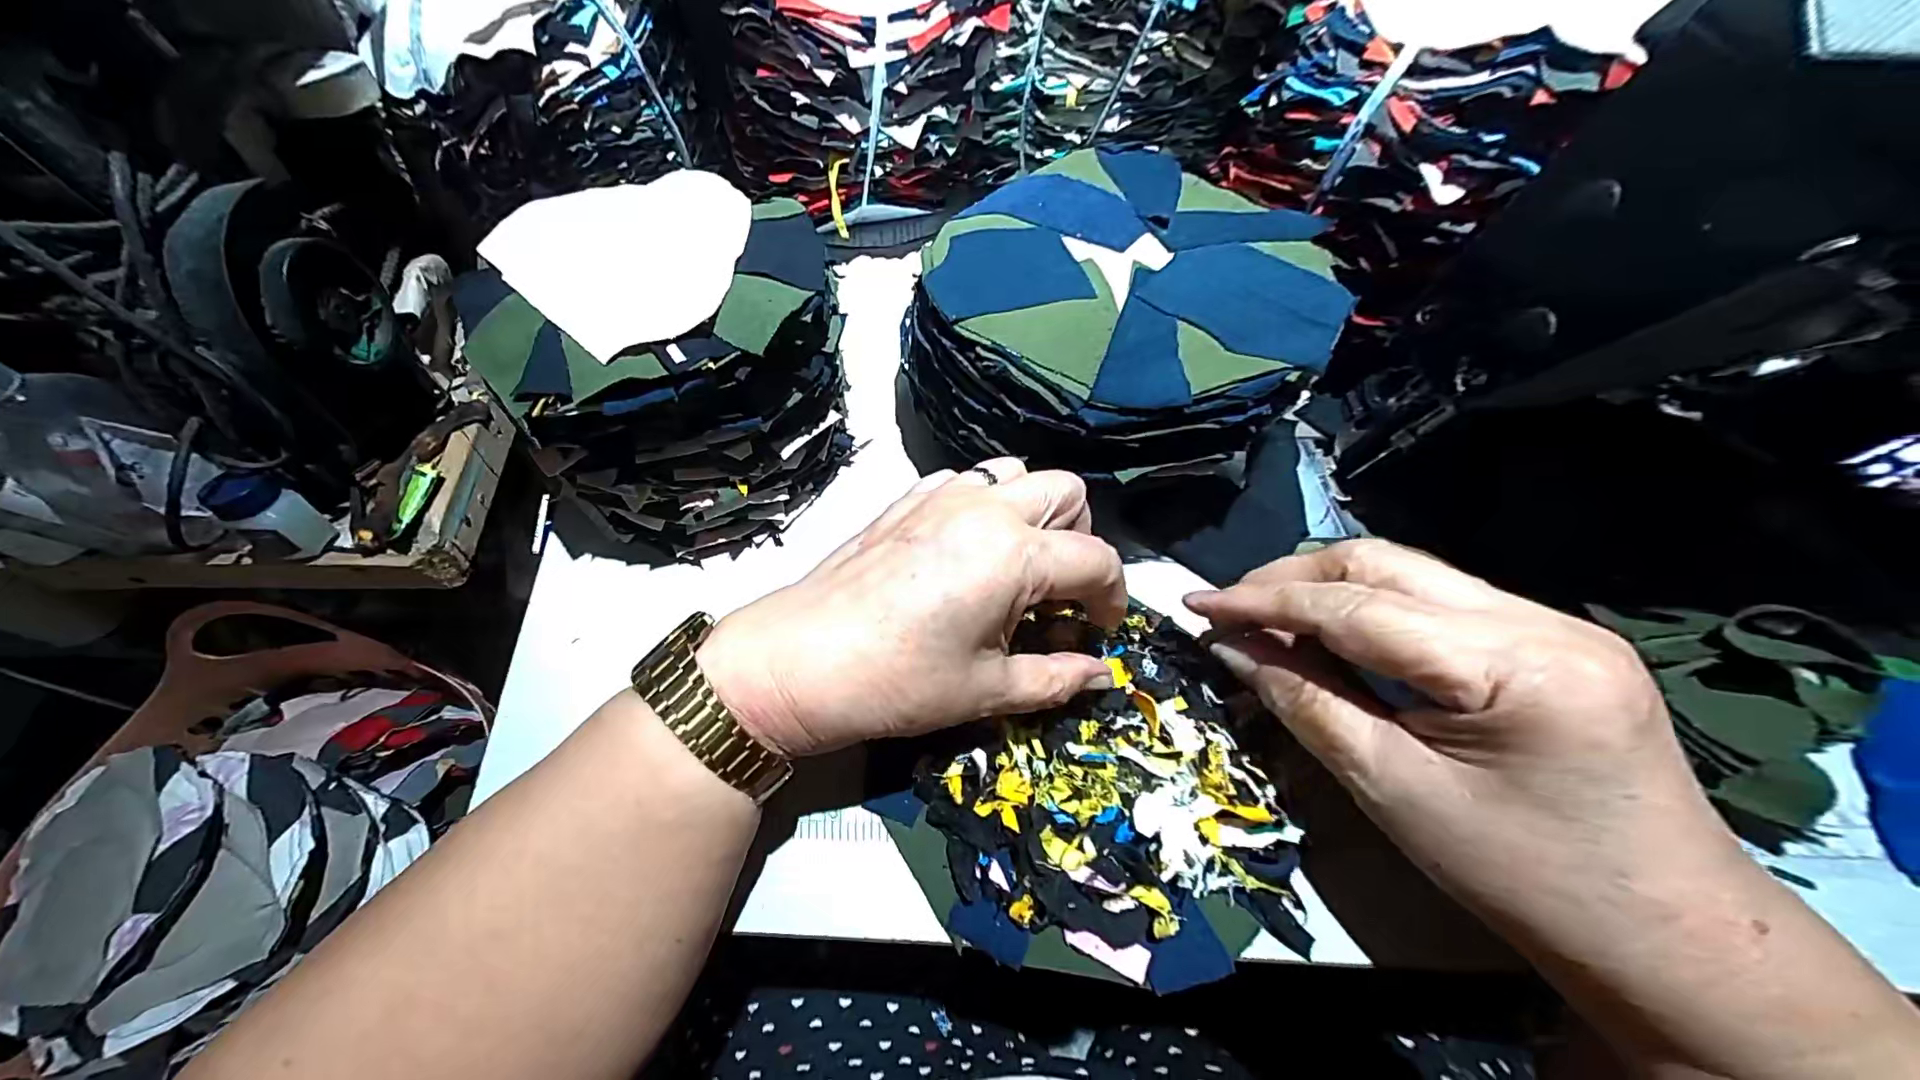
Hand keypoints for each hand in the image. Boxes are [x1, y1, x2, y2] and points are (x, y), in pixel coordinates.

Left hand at [694, 459, 1124, 757]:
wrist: (796, 661)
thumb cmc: (896, 682)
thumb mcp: (986, 690)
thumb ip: (1057, 678)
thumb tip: (1102, 675)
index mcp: (1013, 554)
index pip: (1096, 559)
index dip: (1113, 598)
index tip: (1100, 630)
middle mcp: (984, 509)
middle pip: (1067, 492)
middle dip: (1080, 538)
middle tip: (1059, 591)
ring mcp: (940, 496)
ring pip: (1016, 473)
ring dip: (1034, 510)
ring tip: (1017, 562)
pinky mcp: (906, 499)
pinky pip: (964, 479)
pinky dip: (984, 503)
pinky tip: (966, 549)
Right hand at [1182, 539, 1741, 933]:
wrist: (1667, 940)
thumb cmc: (1520, 878)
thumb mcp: (1390, 787)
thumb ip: (1303, 699)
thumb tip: (1232, 646)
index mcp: (1514, 662)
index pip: (1355, 605)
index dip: (1263, 601)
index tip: (1196, 606)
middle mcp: (1542, 620)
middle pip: (1382, 563)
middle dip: (1290, 579)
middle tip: (1228, 609)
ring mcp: (1555, 624)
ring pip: (1407, 573)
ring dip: (1325, 590)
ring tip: (1266, 619)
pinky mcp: (1552, 641)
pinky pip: (1435, 602)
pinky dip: (1367, 610)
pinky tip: (1331, 635)